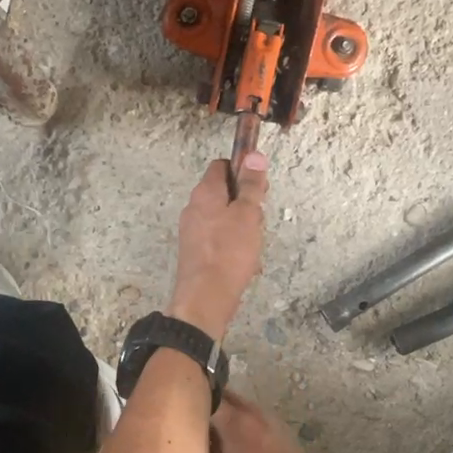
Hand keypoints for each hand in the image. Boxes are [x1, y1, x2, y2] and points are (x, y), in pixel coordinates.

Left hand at [166, 154, 268, 338]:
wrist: (205, 297)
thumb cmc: (229, 252)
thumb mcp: (248, 214)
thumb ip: (252, 185)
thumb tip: (254, 155)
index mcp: (204, 193)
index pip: (221, 165)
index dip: (242, 170)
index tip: (259, 187)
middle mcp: (194, 207)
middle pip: (224, 192)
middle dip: (245, 203)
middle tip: (259, 219)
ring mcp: (192, 230)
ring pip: (223, 217)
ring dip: (242, 226)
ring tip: (253, 244)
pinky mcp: (195, 251)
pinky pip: (218, 238)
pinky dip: (233, 244)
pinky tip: (245, 261)